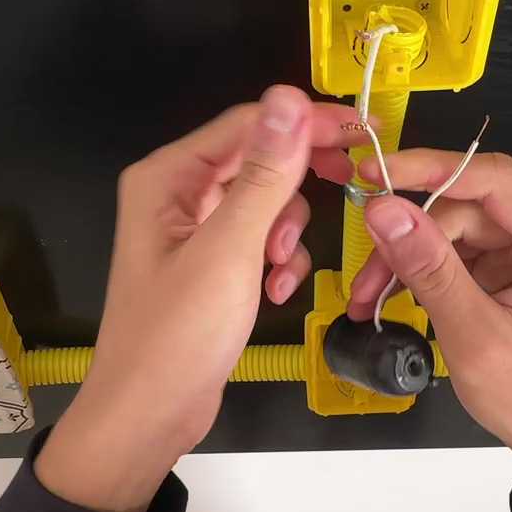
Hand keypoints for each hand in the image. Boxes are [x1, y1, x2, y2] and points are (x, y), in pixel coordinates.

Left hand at [37, 86, 358, 511]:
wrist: (148, 416)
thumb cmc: (178, 334)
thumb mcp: (229, 249)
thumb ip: (264, 173)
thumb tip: (288, 95)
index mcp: (168, 176)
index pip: (248, 124)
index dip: (306, 122)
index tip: (363, 133)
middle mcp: (177, 194)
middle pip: (257, 159)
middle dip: (297, 182)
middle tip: (351, 182)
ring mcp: (194, 230)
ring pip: (264, 202)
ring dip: (286, 231)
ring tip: (278, 270)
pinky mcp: (211, 263)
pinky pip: (257, 239)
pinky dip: (275, 259)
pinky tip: (274, 292)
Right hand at [346, 151, 511, 511]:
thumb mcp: (476, 338)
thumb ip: (430, 270)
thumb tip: (382, 210)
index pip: (496, 181)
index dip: (430, 170)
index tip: (374, 172)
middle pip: (469, 209)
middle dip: (411, 237)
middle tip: (363, 276)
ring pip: (457, 231)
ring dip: (409, 259)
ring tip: (368, 296)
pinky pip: (460, 254)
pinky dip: (423, 273)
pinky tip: (390, 295)